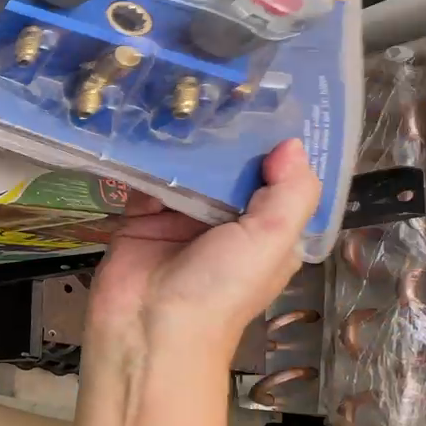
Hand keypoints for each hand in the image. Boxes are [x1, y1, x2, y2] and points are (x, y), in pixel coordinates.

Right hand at [89, 137, 321, 355]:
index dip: (280, 154)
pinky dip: (144, 169)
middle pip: (229, 176)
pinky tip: (146, 144)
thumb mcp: (273, 239)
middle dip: (227, 148)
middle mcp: (224, 224)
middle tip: (224, 103)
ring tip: (183, 115)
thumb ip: (289, 192)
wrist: (148, 323)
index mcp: (267, 231)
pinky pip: (143, 189)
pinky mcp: (136, 223)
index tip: (278, 114)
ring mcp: (177, 223)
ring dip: (184, 155)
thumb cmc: (220, 287)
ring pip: (186, 178)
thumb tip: (289, 145)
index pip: (278, 184)